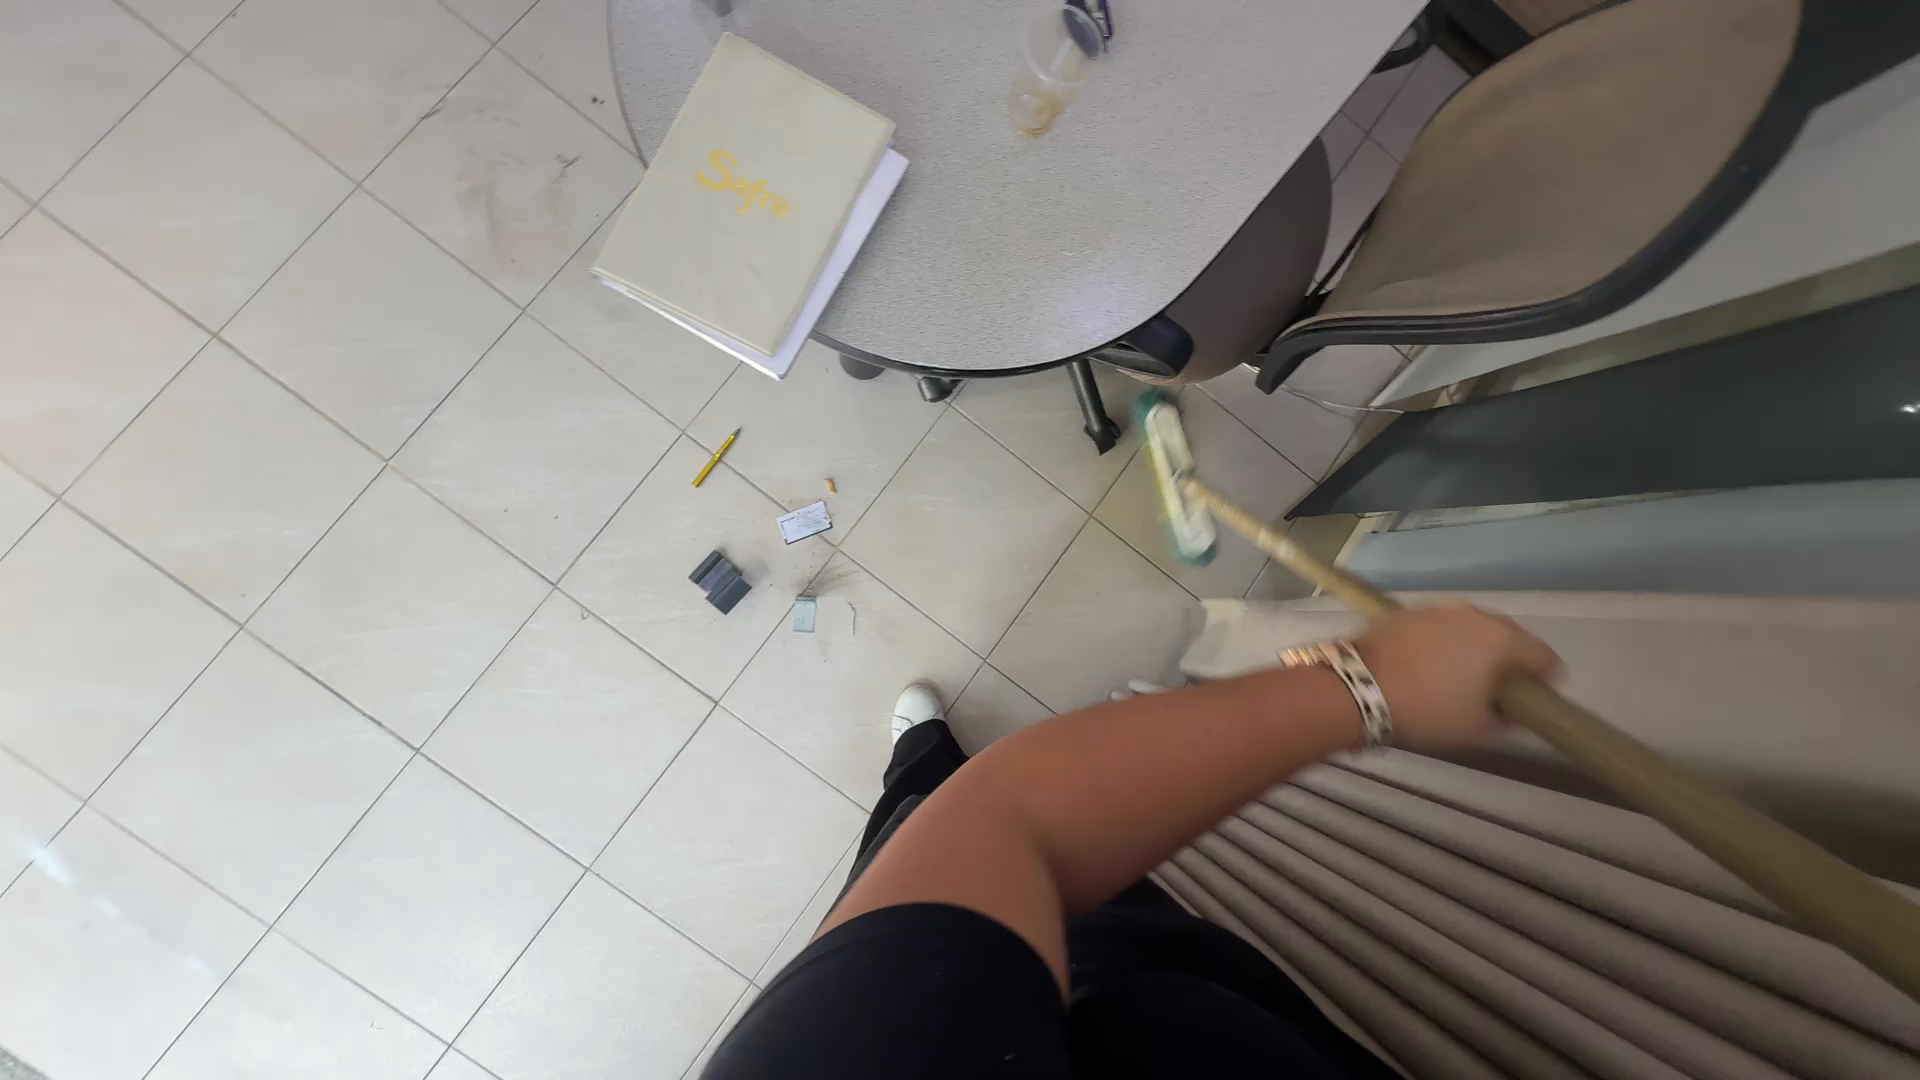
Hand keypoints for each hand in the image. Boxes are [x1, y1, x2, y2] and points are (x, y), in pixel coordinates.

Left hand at [1350, 605, 1561, 747]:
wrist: (1356, 687)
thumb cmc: (1427, 709)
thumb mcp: (1478, 726)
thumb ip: (1508, 717)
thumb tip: (1513, 709)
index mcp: (1502, 639)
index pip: (1544, 657)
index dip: (1542, 681)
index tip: (1528, 701)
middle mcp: (1473, 614)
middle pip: (1506, 636)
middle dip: (1506, 660)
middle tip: (1492, 689)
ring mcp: (1435, 609)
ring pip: (1468, 628)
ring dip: (1470, 647)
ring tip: (1454, 676)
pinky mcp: (1403, 612)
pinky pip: (1435, 627)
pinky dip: (1438, 642)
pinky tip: (1423, 664)